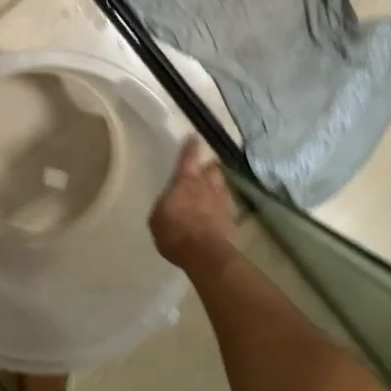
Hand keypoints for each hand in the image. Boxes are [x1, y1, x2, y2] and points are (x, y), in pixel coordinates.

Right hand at [149, 137, 239, 270]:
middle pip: (212, 169)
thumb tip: (171, 202)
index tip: (194, 137)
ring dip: (217, 187)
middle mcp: (207, 187)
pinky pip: (227, 208)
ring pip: (222, 187)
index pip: (189, 157)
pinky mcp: (232, 221)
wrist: (205, 254)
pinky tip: (218, 215)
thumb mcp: (157, 218)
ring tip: (213, 191)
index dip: (191, 147)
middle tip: (205, 168)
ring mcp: (222, 203)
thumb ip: (165, 205)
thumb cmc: (175, 232)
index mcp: (186, 182)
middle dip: (208, 167)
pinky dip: (222, 208)